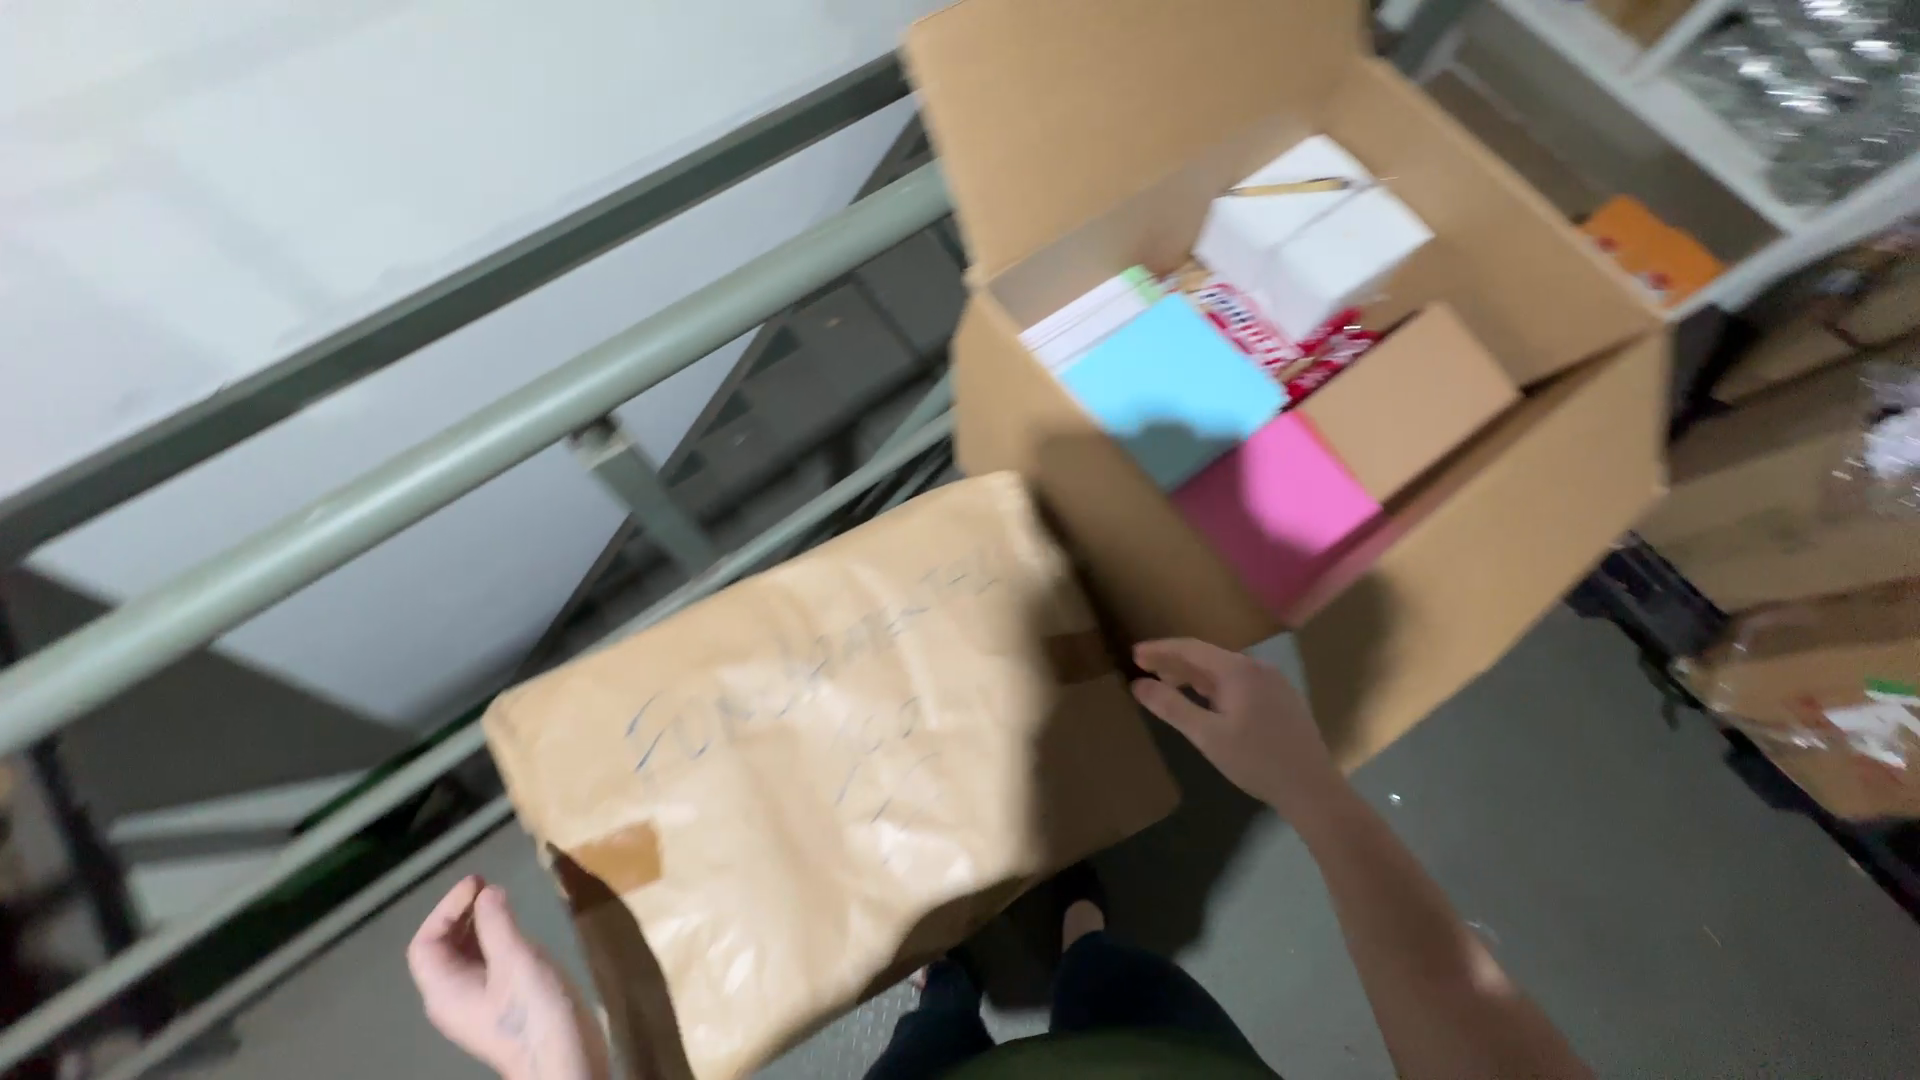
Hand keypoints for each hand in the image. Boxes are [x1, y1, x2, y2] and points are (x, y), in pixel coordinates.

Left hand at [407, 876, 609, 1079]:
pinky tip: (516, 929)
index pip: (426, 944)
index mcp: (444, 991)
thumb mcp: (517, 960)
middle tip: (488, 884)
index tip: (478, 882)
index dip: (446, 909)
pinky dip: (493, 939)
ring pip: (464, 957)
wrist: (563, 1062)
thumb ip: (497, 924)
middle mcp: (453, 998)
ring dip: (476, 925)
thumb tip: (487, 894)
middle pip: (441, 950)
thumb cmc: (533, 1012)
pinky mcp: (500, 1005)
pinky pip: (485, 965)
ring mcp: (477, 1004)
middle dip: (459, 914)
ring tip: (501, 898)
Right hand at [1130, 638, 1339, 815]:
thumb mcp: (1206, 736)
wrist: (1313, 789)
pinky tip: (1205, 700)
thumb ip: (1171, 706)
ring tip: (1168, 685)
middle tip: (1144, 669)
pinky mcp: (1281, 699)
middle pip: (1207, 656)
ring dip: (1193, 675)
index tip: (1134, 654)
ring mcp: (1273, 682)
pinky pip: (1238, 682)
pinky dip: (1213, 685)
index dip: (1160, 649)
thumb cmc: (1256, 761)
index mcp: (1237, 670)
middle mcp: (1256, 667)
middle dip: (1174, 662)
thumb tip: (1138, 685)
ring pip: (1223, 670)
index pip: (1190, 648)